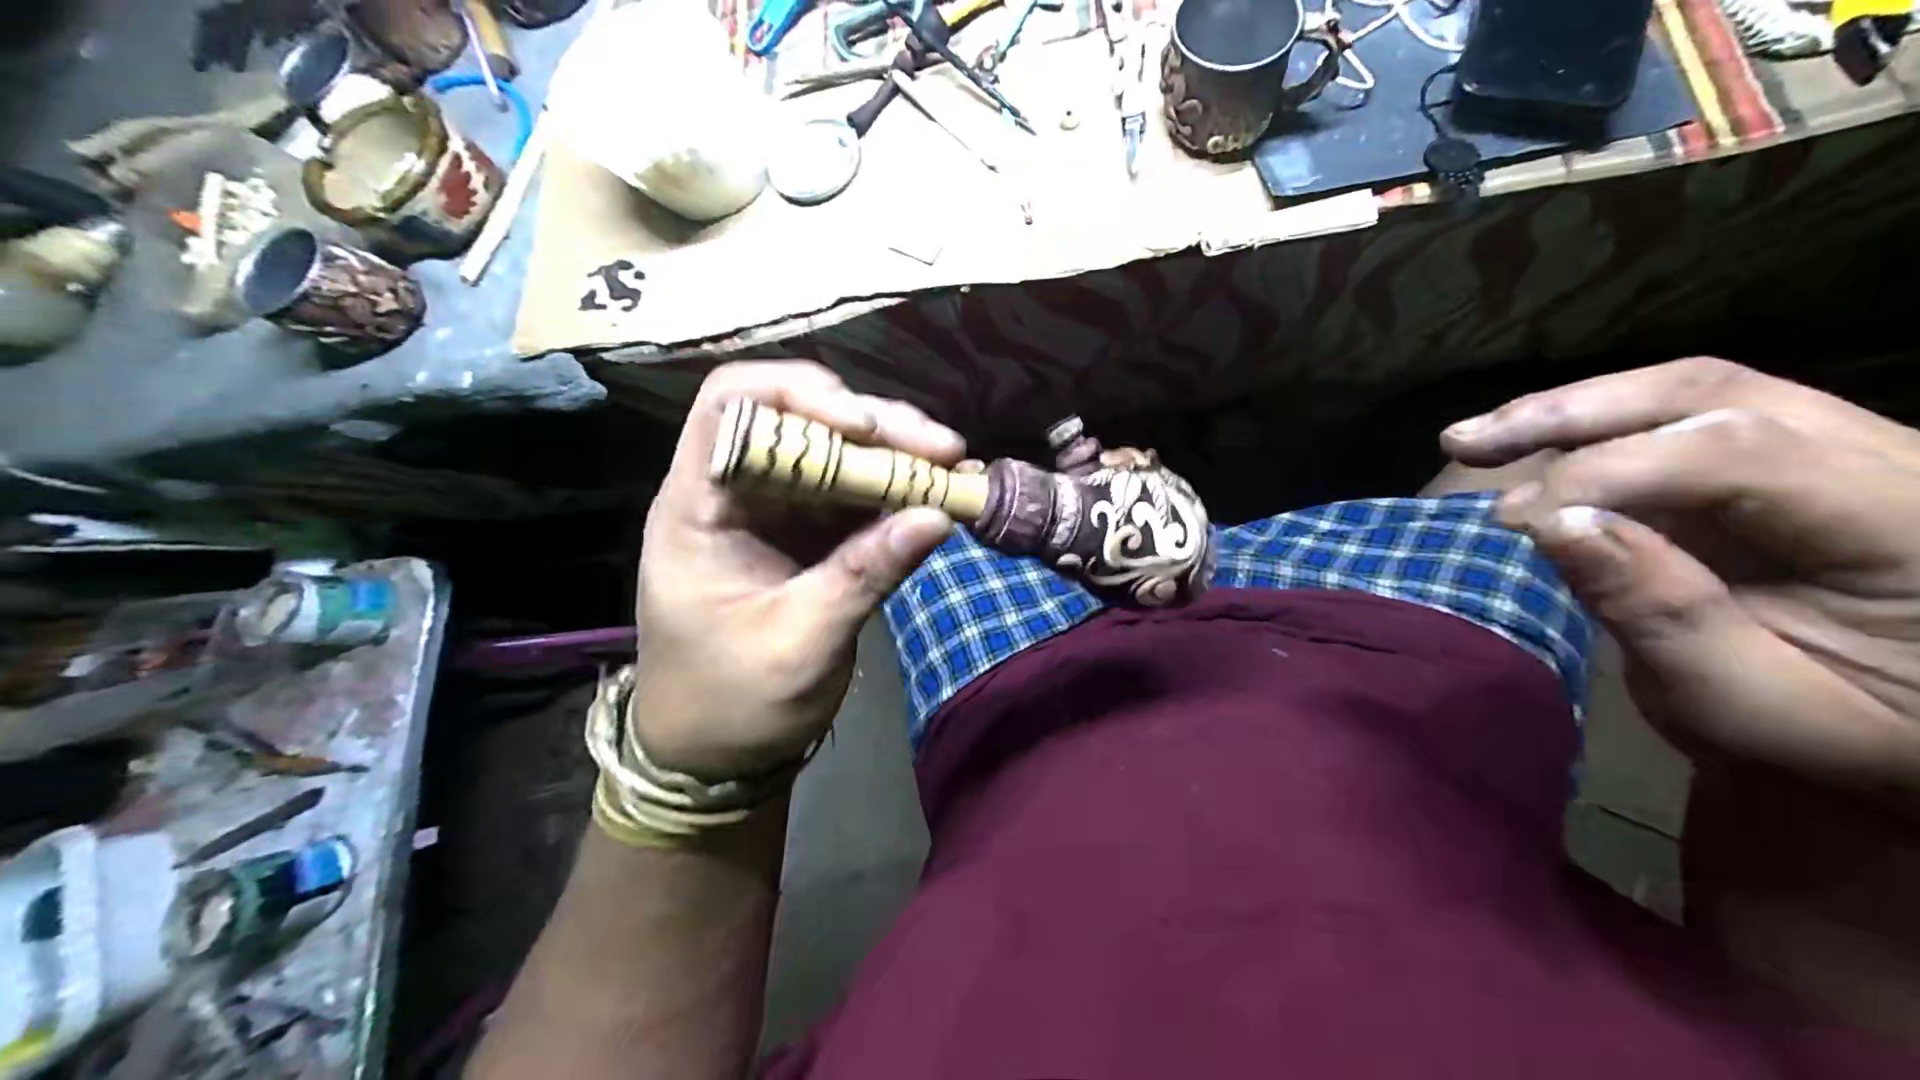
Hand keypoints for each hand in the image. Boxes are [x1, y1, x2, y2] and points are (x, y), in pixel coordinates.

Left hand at [631, 362, 962, 779]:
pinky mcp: (807, 534)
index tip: (865, 429)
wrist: (716, 754)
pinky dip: (897, 490)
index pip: (733, 406)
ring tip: (953, 466)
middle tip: (942, 448)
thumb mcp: (800, 644)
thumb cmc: (733, 704)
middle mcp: (735, 493)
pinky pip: (855, 493)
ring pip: (835, 451)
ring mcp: (775, 511)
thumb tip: (938, 516)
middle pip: (799, 419)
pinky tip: (939, 493)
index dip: (799, 396)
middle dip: (874, 425)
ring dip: (895, 453)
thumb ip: (866, 574)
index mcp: (697, 507)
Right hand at [1442, 358, 1919, 795]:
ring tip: (1471, 441)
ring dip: (1568, 409)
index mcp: (1912, 527)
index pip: (1742, 454)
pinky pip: (1677, 414)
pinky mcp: (1783, 456)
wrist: (1888, 730)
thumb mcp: (1748, 703)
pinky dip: (1587, 426)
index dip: (1609, 473)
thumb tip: (1555, 525)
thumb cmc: (1828, 737)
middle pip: (1714, 392)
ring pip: (1690, 388)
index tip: (1513, 522)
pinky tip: (1522, 444)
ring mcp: (1841, 447)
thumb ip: (1664, 615)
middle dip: (1572, 412)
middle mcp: (1894, 459)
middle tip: (1464, 445)